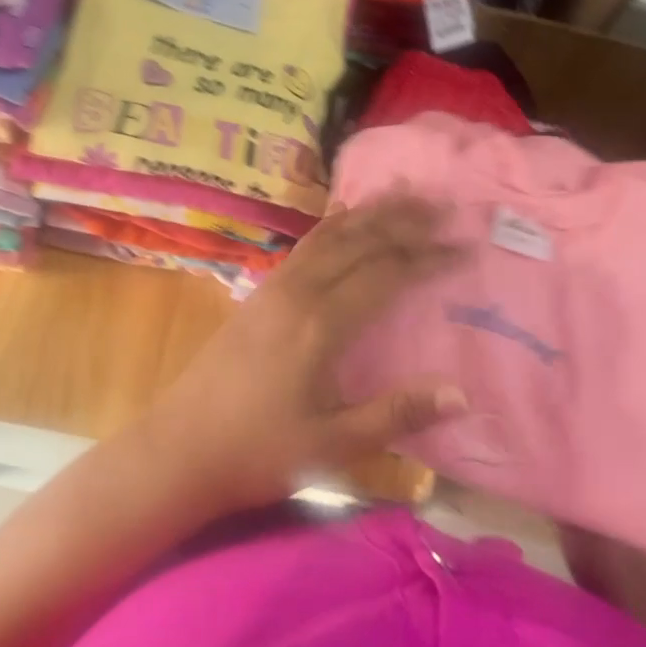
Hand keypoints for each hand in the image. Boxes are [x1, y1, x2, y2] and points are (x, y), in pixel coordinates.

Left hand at [137, 193, 469, 514]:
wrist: (180, 448)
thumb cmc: (258, 451)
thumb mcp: (333, 445)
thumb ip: (396, 415)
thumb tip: (462, 392)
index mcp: (321, 325)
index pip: (386, 275)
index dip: (428, 257)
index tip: (465, 246)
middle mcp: (298, 293)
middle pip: (358, 242)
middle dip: (403, 221)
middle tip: (444, 205)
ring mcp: (273, 288)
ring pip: (329, 235)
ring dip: (369, 214)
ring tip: (404, 194)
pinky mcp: (258, 294)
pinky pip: (306, 245)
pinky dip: (333, 225)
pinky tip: (343, 216)